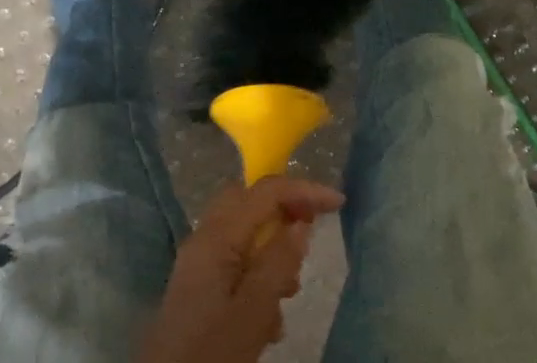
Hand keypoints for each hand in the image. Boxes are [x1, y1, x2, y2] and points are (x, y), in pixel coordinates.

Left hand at [137, 175, 344, 362]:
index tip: (339, 205)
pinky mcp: (198, 289)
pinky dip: (258, 275)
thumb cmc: (211, 352)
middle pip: (249, 202)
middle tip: (309, 234)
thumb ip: (279, 262)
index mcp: (216, 237)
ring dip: (272, 250)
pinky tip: (268, 318)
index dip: (305, 190)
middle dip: (284, 212)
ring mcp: (198, 264)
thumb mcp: (254, 310)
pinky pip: (235, 262)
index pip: (265, 191)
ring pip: (243, 233)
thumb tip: (300, 223)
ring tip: (290, 290)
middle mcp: (203, 240)